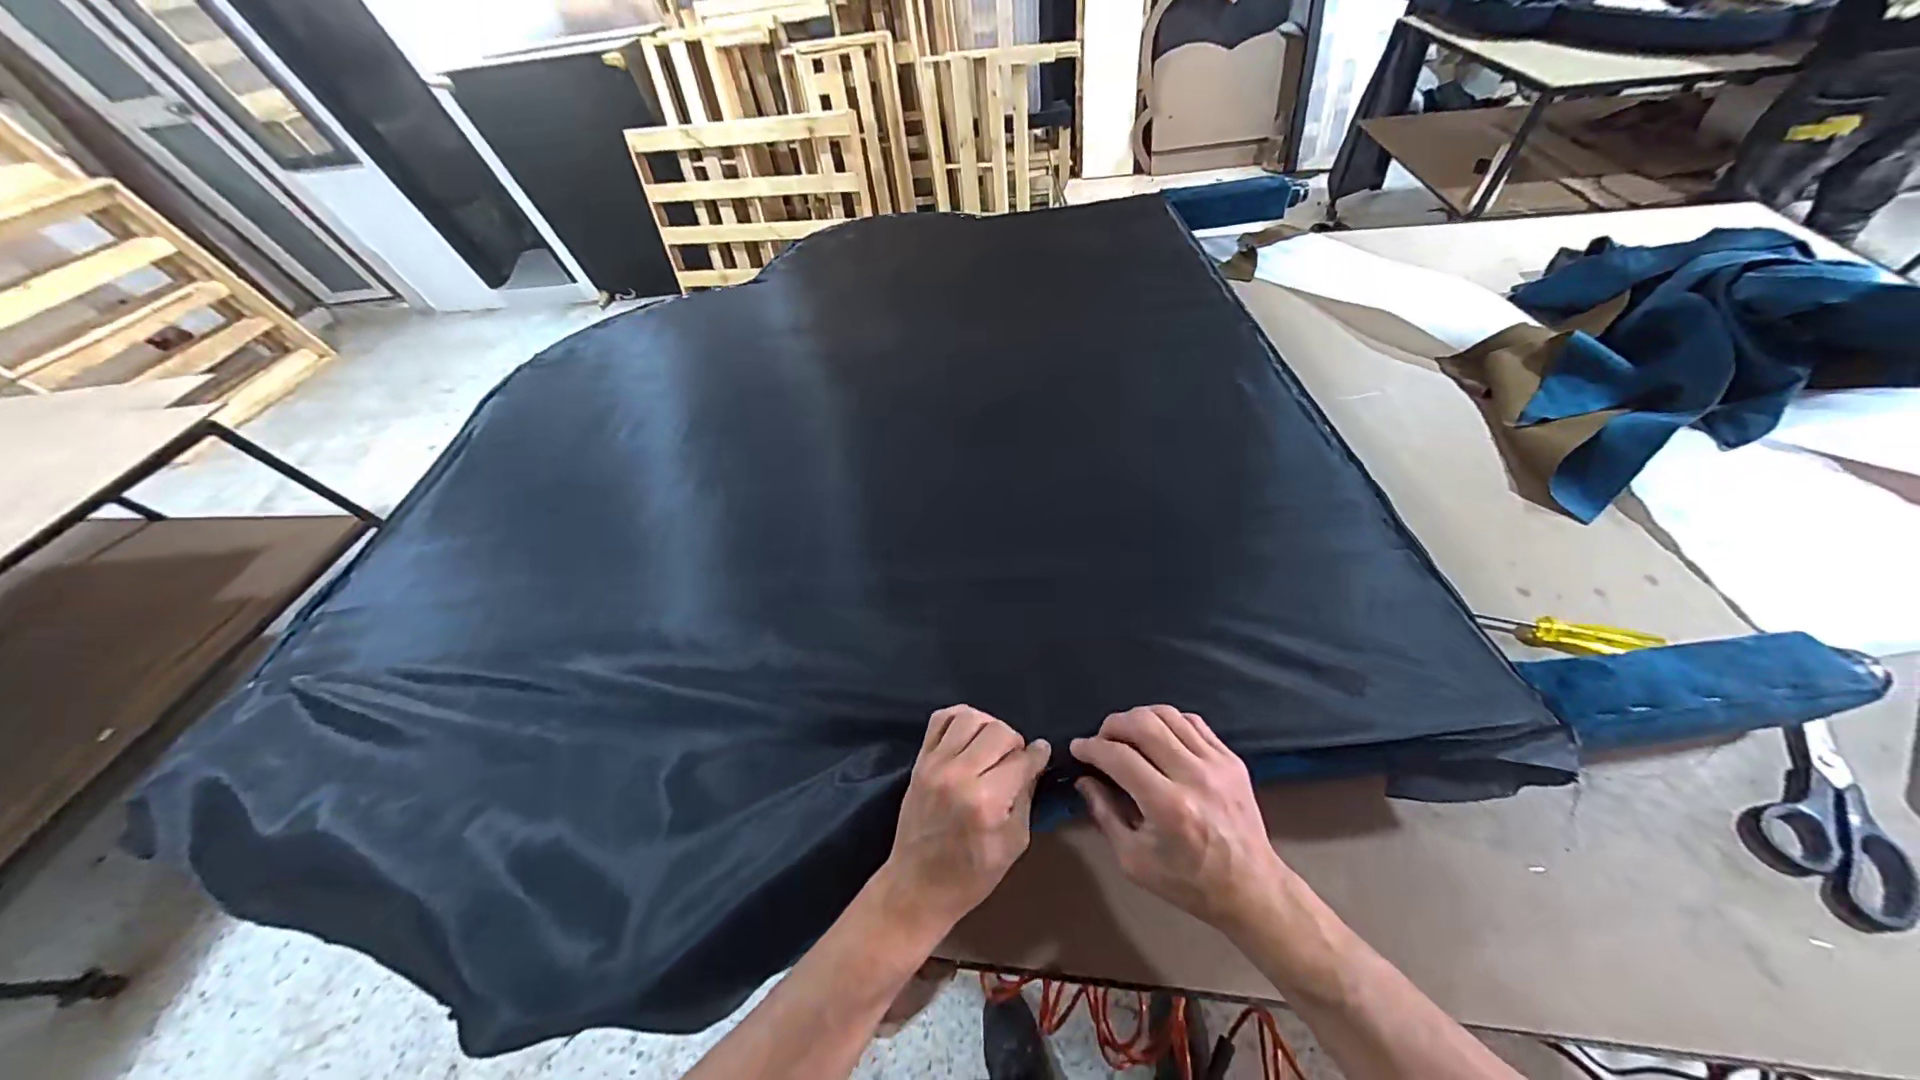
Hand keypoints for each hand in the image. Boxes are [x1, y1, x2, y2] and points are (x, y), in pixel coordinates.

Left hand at [876, 705, 1050, 936]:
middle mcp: (959, 776)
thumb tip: (1034, 764)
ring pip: (970, 718)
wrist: (917, 885)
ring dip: (989, 727)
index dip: (1038, 755)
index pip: (1022, 759)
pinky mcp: (919, 761)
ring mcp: (935, 765)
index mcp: (986, 802)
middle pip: (998, 731)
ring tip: (992, 747)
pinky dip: (959, 718)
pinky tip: (970, 734)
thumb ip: (1026, 797)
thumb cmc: (971, 875)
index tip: (1042, 754)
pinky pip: (940, 719)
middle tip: (1015, 760)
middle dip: (1015, 742)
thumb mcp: (1014, 843)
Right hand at [1071, 706, 1292, 934]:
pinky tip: (1158, 737)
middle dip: (1112, 725)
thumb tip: (1084, 779)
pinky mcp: (1231, 759)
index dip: (1091, 747)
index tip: (1078, 749)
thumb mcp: (1134, 860)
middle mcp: (1194, 776)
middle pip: (1143, 724)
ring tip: (1126, 735)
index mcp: (1168, 806)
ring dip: (1138, 718)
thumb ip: (1105, 814)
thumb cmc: (1188, 881)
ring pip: (1168, 715)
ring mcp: (1217, 764)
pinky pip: (1193, 722)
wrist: (1251, 888)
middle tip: (1100, 740)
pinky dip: (1167, 721)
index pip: (1119, 756)